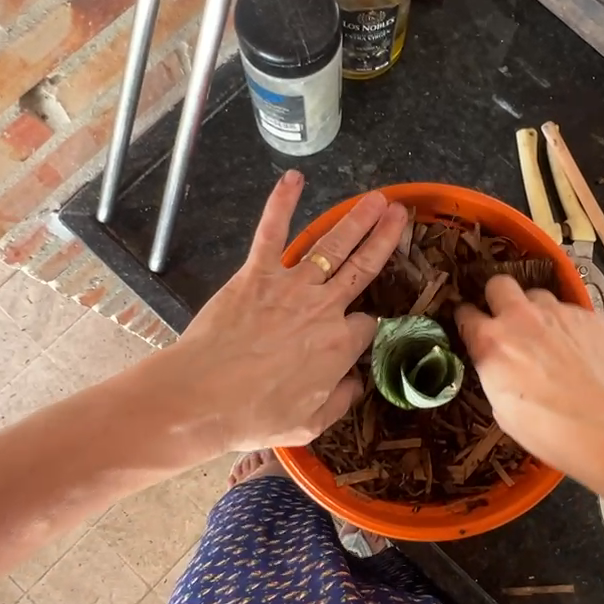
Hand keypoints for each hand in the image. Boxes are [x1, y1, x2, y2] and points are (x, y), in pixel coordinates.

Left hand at [169, 171, 407, 452]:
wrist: (201, 398)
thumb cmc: (255, 416)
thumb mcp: (310, 424)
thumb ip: (340, 400)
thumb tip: (356, 382)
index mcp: (340, 346)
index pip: (367, 325)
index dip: (366, 327)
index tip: (359, 332)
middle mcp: (323, 308)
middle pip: (363, 268)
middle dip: (385, 240)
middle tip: (402, 214)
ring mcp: (290, 286)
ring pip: (331, 246)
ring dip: (356, 220)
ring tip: (376, 199)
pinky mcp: (256, 274)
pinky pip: (272, 233)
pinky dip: (281, 205)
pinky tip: (294, 179)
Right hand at [455, 276, 603, 484]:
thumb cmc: (549, 430)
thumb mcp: (502, 408)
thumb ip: (494, 372)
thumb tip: (499, 364)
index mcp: (490, 342)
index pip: (464, 313)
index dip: (467, 319)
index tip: (471, 326)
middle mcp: (520, 317)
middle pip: (499, 284)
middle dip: (498, 297)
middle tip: (507, 319)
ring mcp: (557, 312)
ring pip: (537, 295)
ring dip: (536, 311)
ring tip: (547, 336)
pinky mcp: (588, 315)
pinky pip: (569, 311)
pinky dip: (567, 324)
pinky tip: (577, 348)